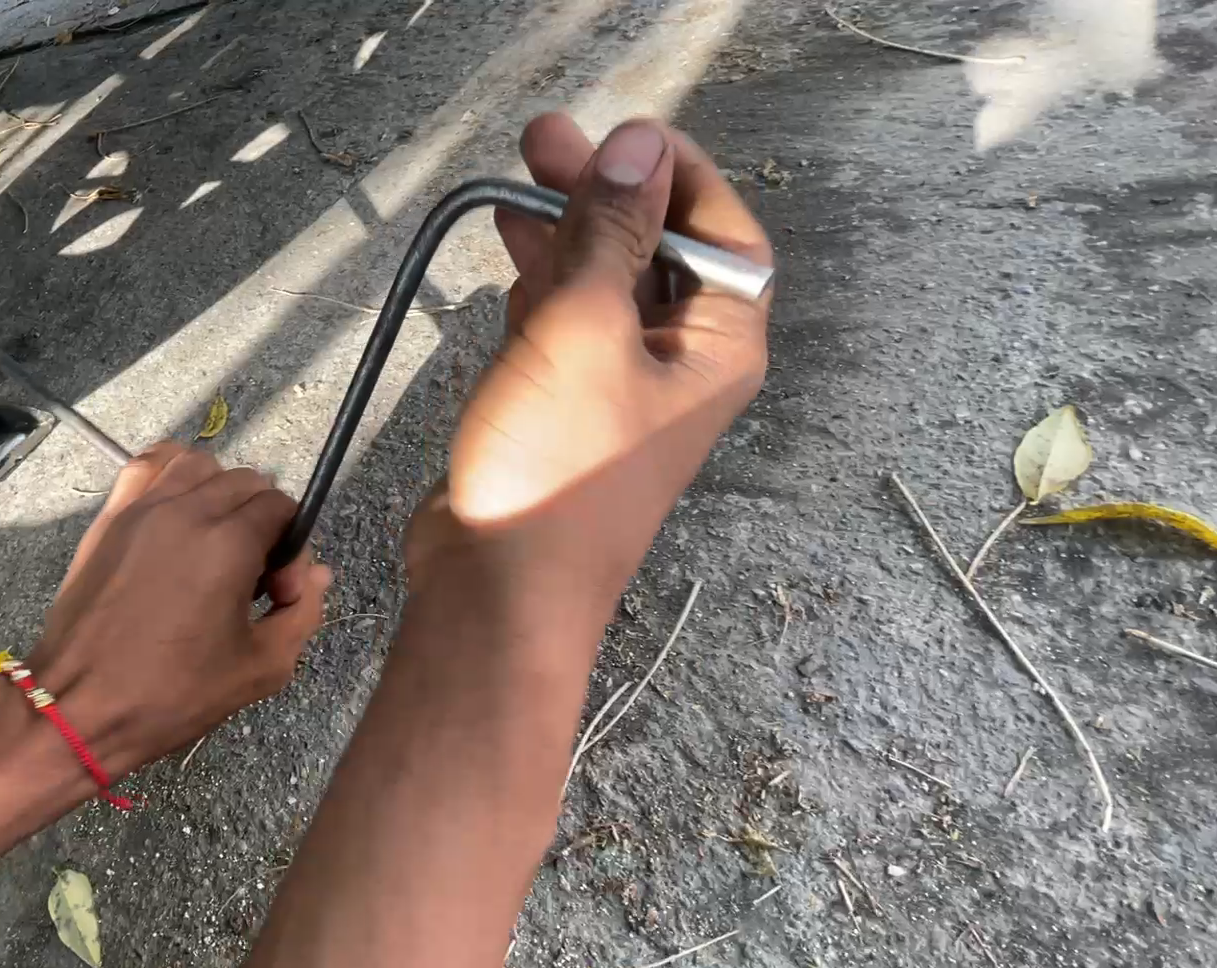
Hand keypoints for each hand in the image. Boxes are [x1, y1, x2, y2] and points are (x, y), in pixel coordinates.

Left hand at [28, 444, 331, 778]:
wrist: (79, 706)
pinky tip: (176, 507)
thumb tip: (319, 573)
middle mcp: (188, 510)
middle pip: (248, 482)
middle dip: (263, 521)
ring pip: (202, 465)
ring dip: (222, 493)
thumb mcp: (260, 670)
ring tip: (215, 540)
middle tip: (250, 576)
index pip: (282, 507)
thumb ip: (303, 614)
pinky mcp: (110, 516)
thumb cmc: (173, 694)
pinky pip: (149, 464)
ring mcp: (143, 507)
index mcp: (229, 543)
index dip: (292, 548)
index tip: (278, 592)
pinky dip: (172, 472)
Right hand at [411, 114, 771, 596]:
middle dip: (598, 199)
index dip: (674, 174)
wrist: (496, 584)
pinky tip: (510, 263)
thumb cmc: (553, 460)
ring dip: (558, 241)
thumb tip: (635, 146)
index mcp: (715, 348)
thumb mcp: (583, 332)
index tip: (616, 134)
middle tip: (538, 144)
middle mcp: (672, 368)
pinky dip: (535, 295)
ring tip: (509, 188)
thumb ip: (610, 236)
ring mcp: (608, 395)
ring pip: (593, 295)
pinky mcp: (554, 416)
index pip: (719, 234)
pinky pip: (555, 336)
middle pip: (648, 258)